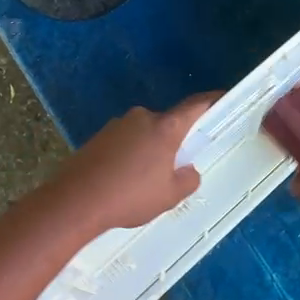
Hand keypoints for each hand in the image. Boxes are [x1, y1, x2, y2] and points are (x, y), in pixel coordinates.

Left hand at [49, 92, 219, 230]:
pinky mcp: (98, 138)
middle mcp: (141, 118)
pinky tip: (123, 180)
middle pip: (167, 124)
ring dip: (149, 150)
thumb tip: (188, 170)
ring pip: (143, 134)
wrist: (76, 201)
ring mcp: (116, 125)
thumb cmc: (130, 196)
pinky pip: (124, 143)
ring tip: (145, 181)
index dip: (211, 101)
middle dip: (174, 141)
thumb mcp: (170, 196)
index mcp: (165, 127)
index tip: (222, 97)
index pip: (194, 106)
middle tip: (175, 167)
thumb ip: (187, 180)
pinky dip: (129, 156)